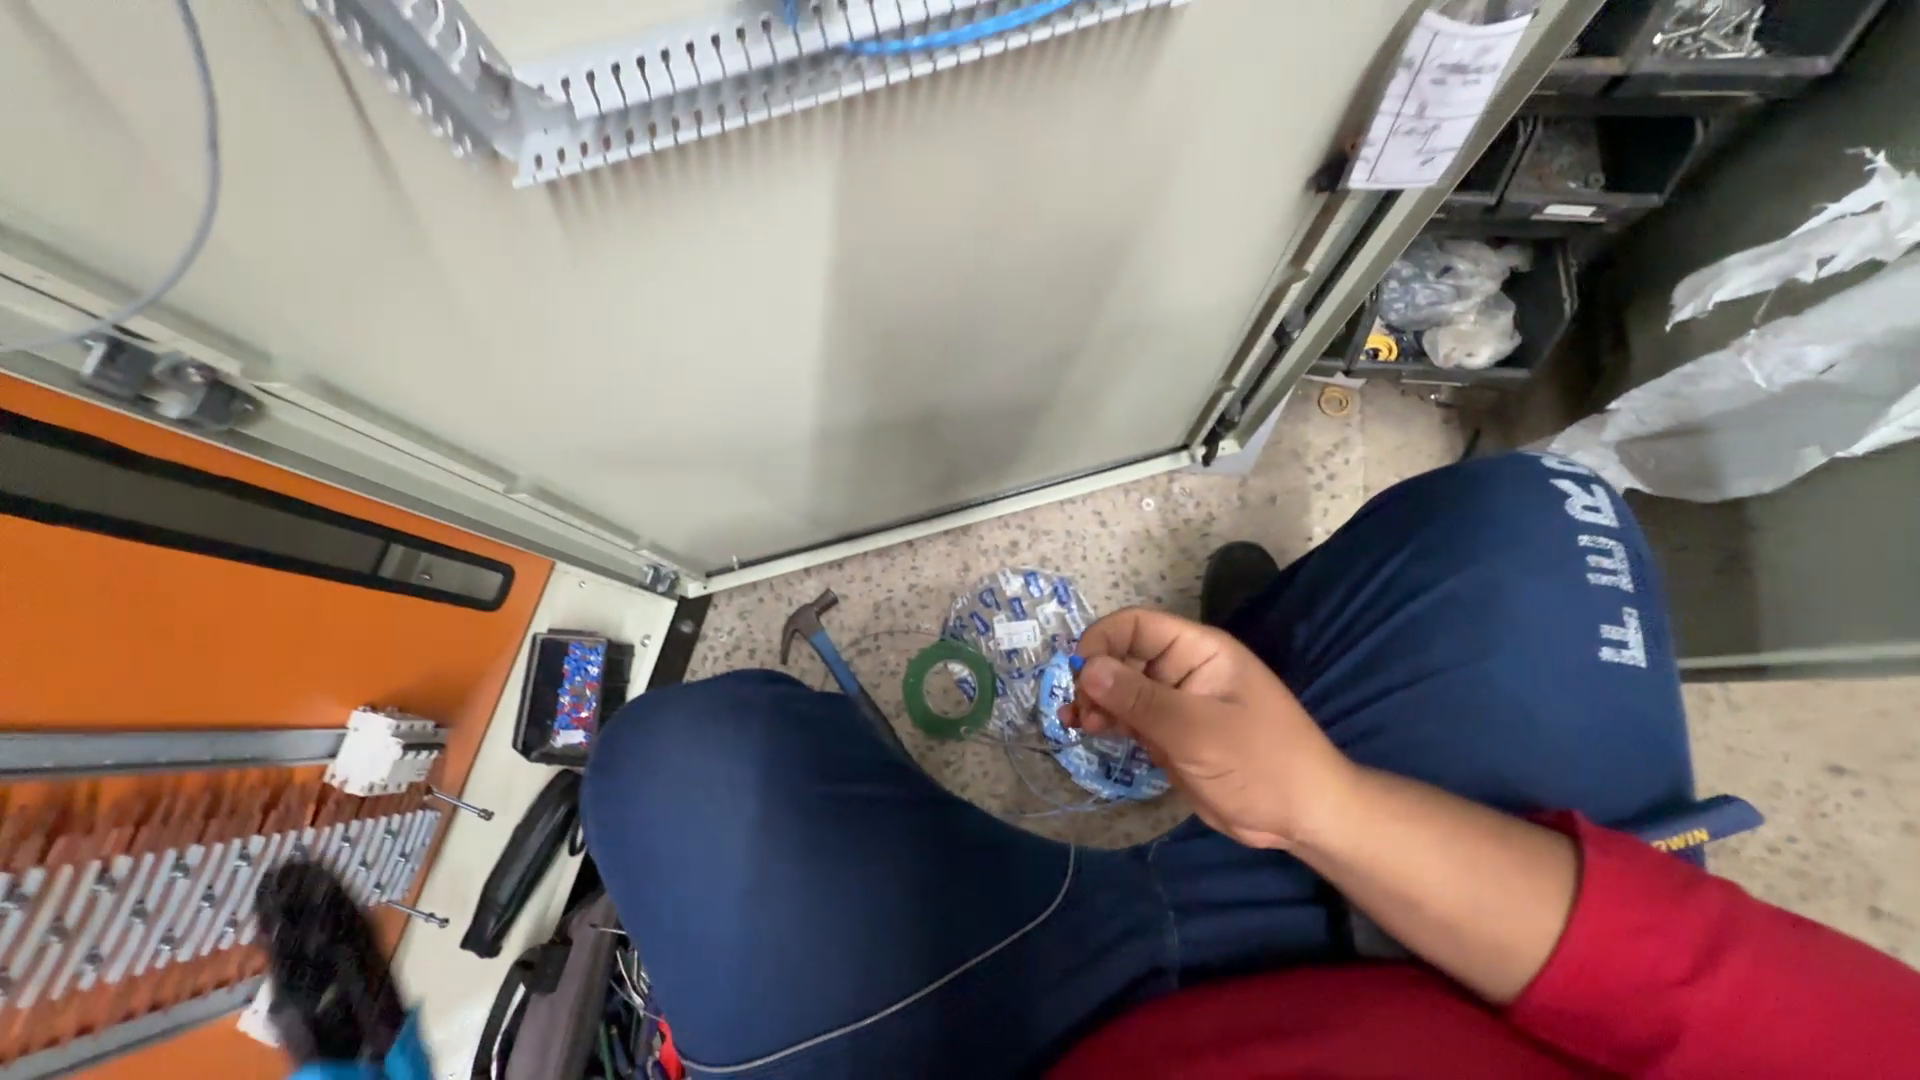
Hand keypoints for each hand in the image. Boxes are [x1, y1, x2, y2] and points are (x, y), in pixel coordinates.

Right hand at [1066, 608, 1356, 849]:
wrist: (1303, 817)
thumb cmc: (1260, 762)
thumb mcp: (1197, 730)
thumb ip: (1140, 699)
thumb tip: (1085, 668)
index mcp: (1198, 651)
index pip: (1137, 625)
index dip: (1103, 641)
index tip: (1078, 674)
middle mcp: (1182, 669)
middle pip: (1122, 655)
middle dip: (1094, 676)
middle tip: (1078, 709)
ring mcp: (1175, 702)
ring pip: (1120, 688)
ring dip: (1094, 701)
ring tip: (1075, 722)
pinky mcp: (1169, 733)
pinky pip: (1129, 717)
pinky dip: (1105, 721)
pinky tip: (1085, 729)